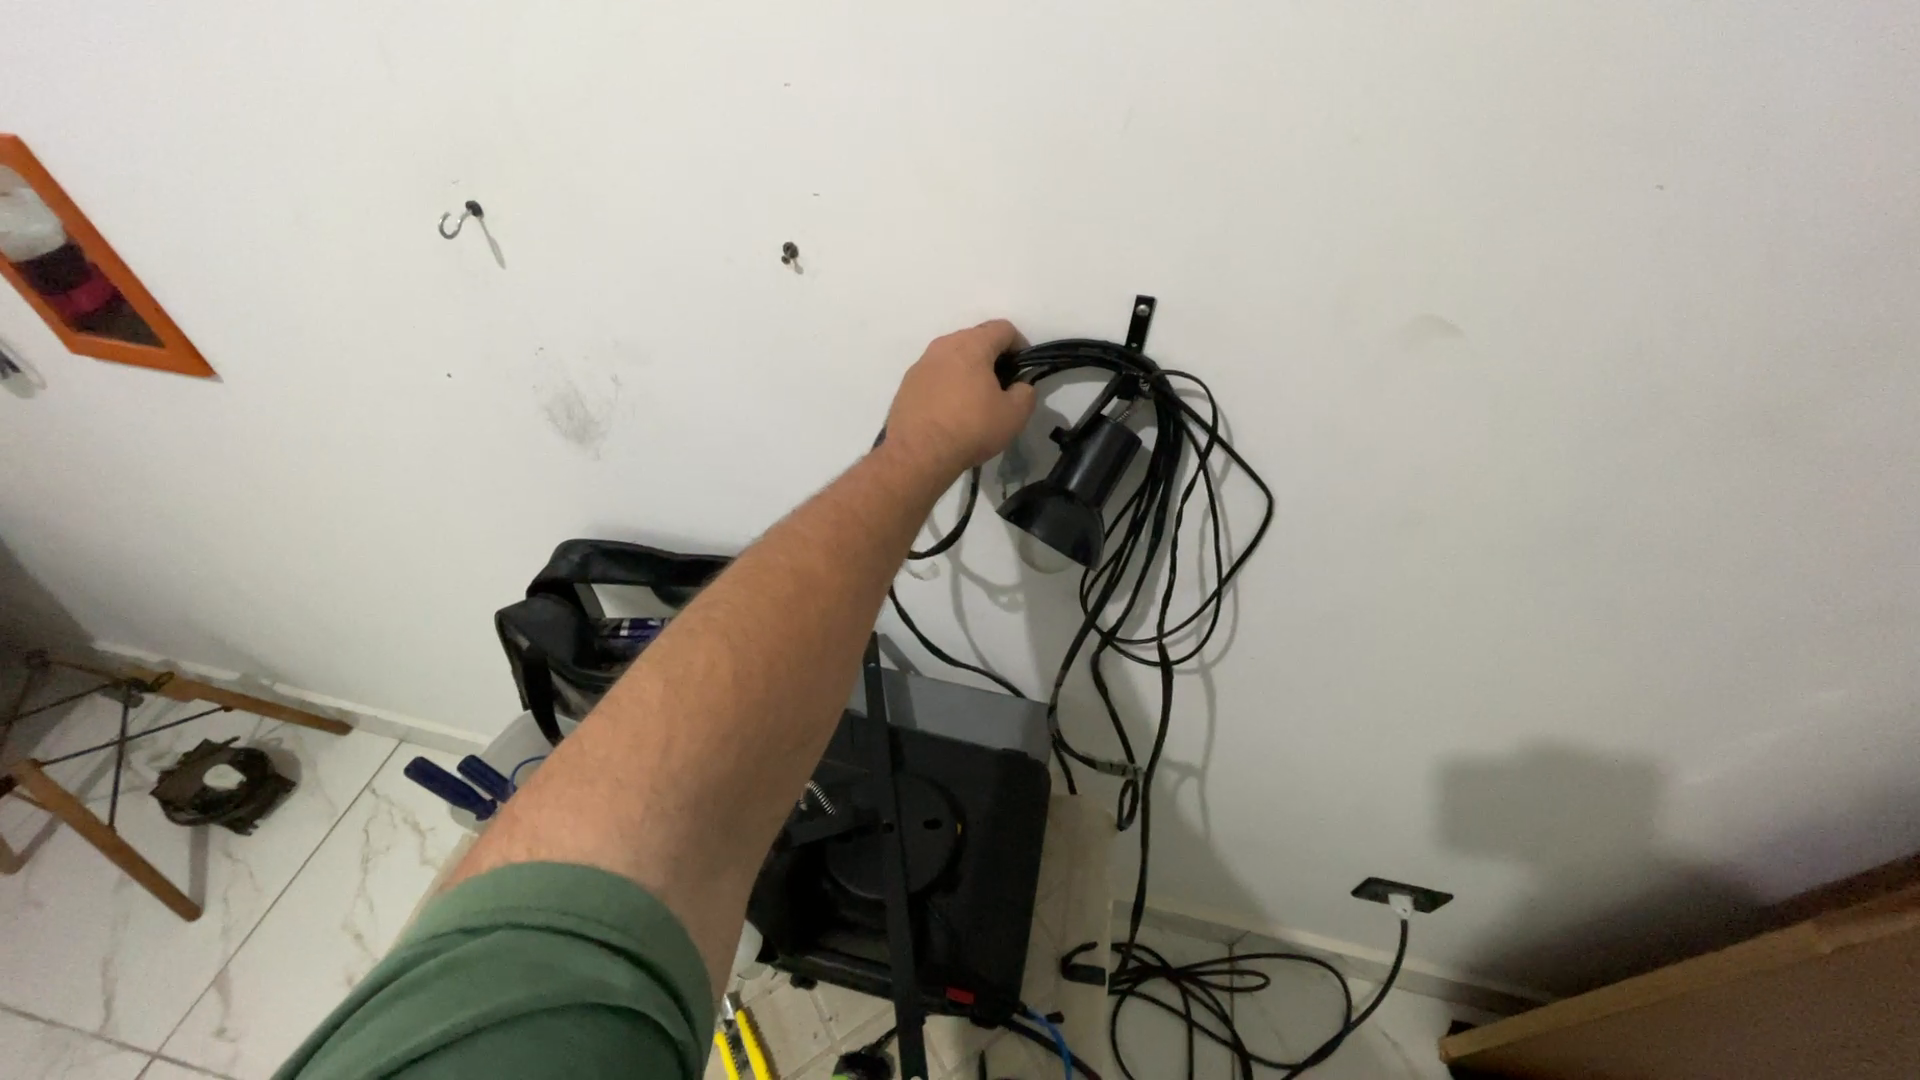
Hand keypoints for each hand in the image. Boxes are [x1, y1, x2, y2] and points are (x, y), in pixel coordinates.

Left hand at [883, 320, 1036, 478]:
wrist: (918, 454)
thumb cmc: (971, 429)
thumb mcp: (1014, 415)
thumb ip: (1025, 393)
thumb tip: (1019, 386)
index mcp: (971, 345)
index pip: (1003, 328)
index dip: (1019, 345)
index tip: (1022, 369)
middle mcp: (943, 346)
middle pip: (975, 339)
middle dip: (992, 357)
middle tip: (1001, 386)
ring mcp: (921, 364)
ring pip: (952, 357)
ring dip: (967, 370)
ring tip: (974, 400)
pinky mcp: (907, 384)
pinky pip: (935, 375)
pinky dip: (947, 384)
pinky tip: (951, 410)